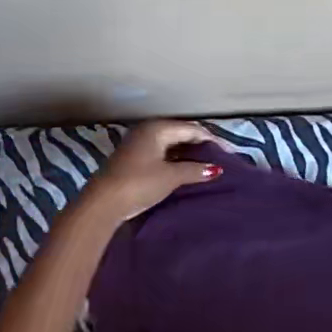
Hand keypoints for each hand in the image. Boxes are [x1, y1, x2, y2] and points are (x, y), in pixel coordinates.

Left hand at [76, 120, 222, 224]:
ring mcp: (138, 143)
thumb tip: (215, 169)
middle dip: (200, 144)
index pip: (192, 128)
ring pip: (171, 143)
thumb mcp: (171, 176)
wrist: (103, 203)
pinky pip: (161, 152)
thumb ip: (195, 170)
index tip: (228, 153)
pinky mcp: (133, 158)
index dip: (212, 140)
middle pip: (181, 133)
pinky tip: (185, 169)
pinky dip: (176, 158)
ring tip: (206, 164)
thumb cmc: (139, 184)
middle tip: (220, 158)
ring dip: (188, 152)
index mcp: (158, 128)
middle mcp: (147, 130)